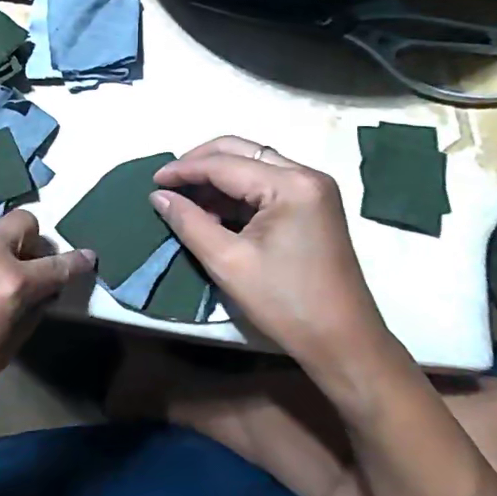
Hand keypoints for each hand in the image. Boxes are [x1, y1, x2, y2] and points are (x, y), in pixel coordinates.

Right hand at [150, 137, 396, 376]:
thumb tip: (159, 196)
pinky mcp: (314, 206)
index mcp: (291, 184)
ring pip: (255, 167)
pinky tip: (214, 211)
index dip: (185, 169)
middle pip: (243, 152)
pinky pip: (268, 186)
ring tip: (186, 201)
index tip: (152, 180)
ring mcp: (314, 189)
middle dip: (202, 164)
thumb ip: (190, 222)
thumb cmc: (285, 304)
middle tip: (168, 183)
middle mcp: (307, 175)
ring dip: (219, 180)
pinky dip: (239, 194)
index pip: (226, 163)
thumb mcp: (228, 262)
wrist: (344, 342)